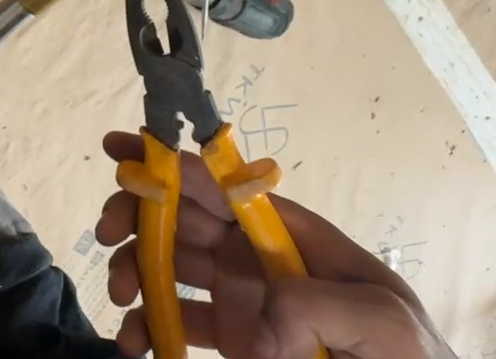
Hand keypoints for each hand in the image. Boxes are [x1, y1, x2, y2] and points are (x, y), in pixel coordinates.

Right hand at [96, 131, 454, 358]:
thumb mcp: (389, 326)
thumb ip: (322, 305)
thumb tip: (251, 324)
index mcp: (287, 234)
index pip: (219, 184)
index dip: (167, 162)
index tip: (119, 154)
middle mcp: (255, 257)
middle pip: (179, 217)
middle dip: (133, 215)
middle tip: (106, 235)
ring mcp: (242, 300)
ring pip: (165, 264)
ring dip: (131, 270)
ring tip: (120, 299)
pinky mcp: (234, 342)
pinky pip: (176, 321)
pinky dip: (145, 325)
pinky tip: (132, 341)